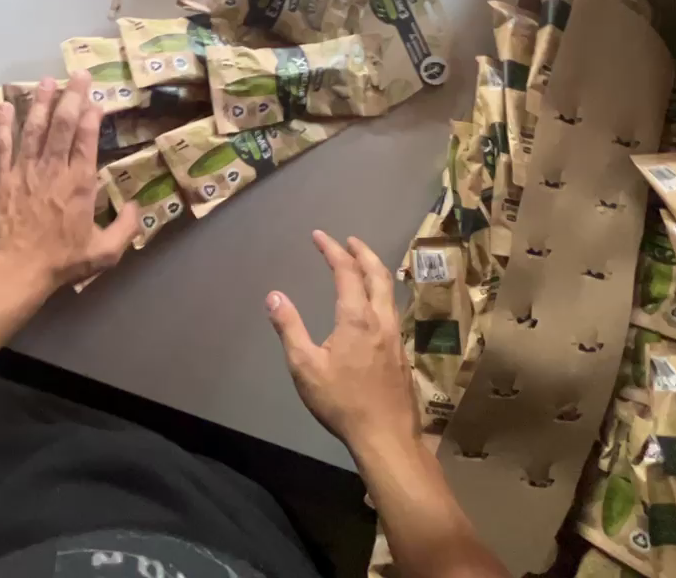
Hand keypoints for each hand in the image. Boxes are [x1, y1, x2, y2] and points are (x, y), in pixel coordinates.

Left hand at [0, 73, 141, 297]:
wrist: (14, 271)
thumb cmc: (60, 263)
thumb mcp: (104, 253)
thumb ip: (125, 228)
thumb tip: (135, 206)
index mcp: (79, 183)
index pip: (86, 139)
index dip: (90, 116)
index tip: (94, 99)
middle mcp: (53, 169)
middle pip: (62, 124)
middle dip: (71, 96)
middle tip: (77, 75)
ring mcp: (24, 170)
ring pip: (33, 128)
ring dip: (40, 102)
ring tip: (46, 80)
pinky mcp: (0, 177)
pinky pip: (2, 144)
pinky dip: (3, 123)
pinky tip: (3, 105)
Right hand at [267, 231, 418, 452]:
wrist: (386, 438)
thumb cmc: (342, 402)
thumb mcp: (305, 366)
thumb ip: (289, 328)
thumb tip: (274, 296)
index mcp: (357, 318)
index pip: (346, 272)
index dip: (332, 250)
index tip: (319, 236)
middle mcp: (380, 320)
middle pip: (377, 275)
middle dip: (362, 252)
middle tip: (348, 240)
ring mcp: (395, 337)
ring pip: (389, 292)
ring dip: (375, 271)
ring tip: (362, 264)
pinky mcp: (401, 353)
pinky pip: (391, 309)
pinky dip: (381, 292)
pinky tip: (373, 305)